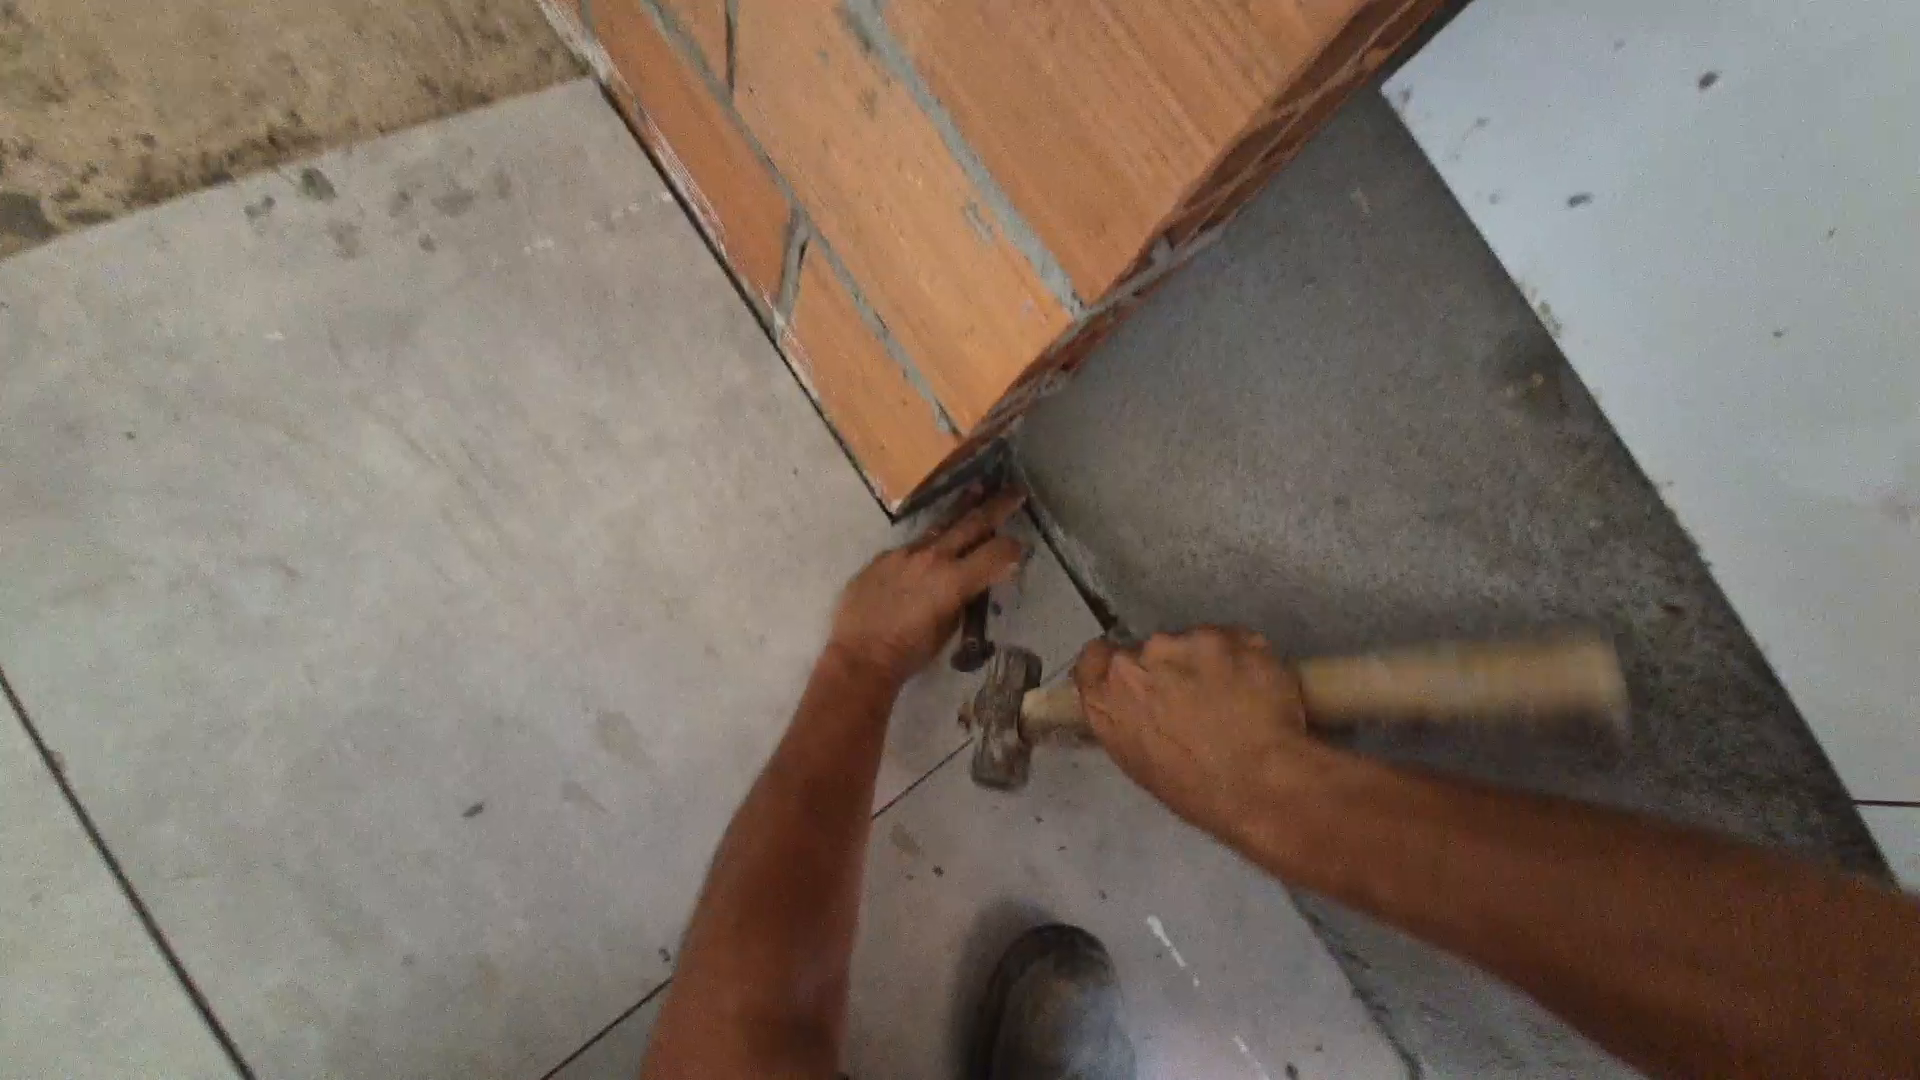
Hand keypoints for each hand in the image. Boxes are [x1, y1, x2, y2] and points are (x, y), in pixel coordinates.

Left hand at [827, 490, 1027, 685]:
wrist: (859, 657)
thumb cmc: (909, 653)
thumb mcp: (949, 628)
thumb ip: (965, 598)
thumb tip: (975, 582)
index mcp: (954, 580)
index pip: (996, 553)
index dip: (1013, 550)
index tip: (1021, 548)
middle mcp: (931, 557)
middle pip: (971, 524)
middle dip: (997, 507)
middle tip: (1015, 491)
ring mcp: (903, 553)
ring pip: (939, 526)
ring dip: (961, 508)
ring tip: (976, 490)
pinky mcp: (882, 558)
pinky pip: (910, 548)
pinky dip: (925, 548)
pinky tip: (925, 555)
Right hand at [1074, 627, 1319, 833]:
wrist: (1263, 785)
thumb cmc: (1196, 791)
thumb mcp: (1136, 761)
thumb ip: (1123, 717)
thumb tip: (1131, 704)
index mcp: (1108, 692)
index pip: (1095, 657)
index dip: (1116, 666)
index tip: (1139, 681)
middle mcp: (1140, 655)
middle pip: (1149, 649)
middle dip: (1169, 666)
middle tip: (1196, 697)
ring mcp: (1188, 640)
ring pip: (1194, 642)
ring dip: (1207, 661)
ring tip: (1234, 695)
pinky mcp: (1232, 635)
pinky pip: (1233, 641)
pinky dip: (1243, 659)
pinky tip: (1257, 688)